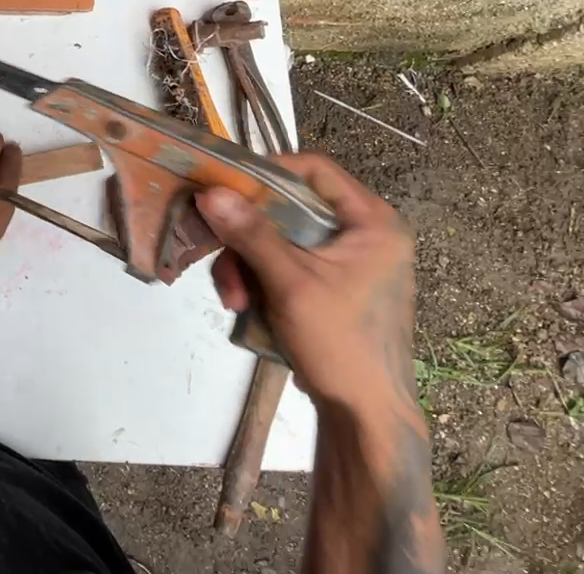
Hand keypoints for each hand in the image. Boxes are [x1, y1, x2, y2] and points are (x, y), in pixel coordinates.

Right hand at [196, 153, 415, 413]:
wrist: (364, 415)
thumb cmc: (341, 343)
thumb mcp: (290, 283)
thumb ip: (251, 234)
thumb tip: (210, 192)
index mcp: (373, 223)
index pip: (314, 169)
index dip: (267, 171)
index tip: (225, 188)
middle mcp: (362, 233)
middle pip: (286, 206)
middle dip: (245, 234)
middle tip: (219, 254)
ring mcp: (344, 260)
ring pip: (275, 236)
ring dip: (244, 263)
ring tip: (234, 298)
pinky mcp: (327, 283)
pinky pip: (280, 261)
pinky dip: (256, 278)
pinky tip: (244, 305)